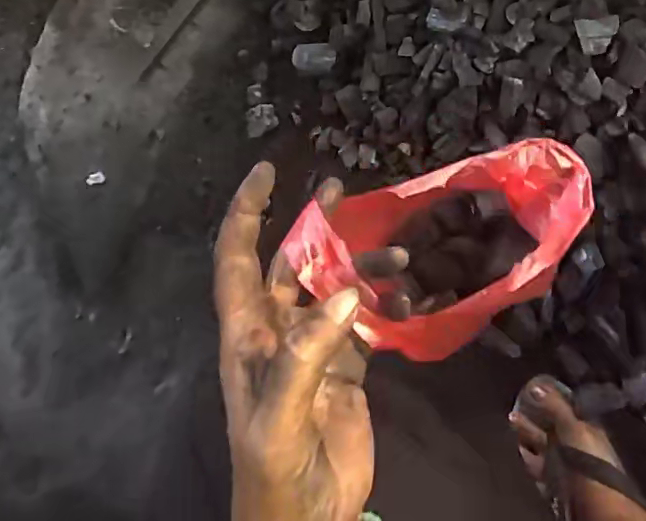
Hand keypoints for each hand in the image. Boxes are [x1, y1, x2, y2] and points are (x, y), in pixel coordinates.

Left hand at [214, 163, 392, 520]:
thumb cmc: (274, 473)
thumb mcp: (279, 418)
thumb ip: (306, 355)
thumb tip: (345, 295)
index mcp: (247, 331)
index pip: (236, 256)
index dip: (246, 210)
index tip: (267, 172)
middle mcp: (277, 326)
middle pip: (289, 257)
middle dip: (311, 222)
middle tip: (338, 189)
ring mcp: (313, 342)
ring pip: (332, 283)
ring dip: (361, 265)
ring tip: (397, 256)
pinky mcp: (346, 363)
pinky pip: (365, 318)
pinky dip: (385, 302)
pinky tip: (409, 297)